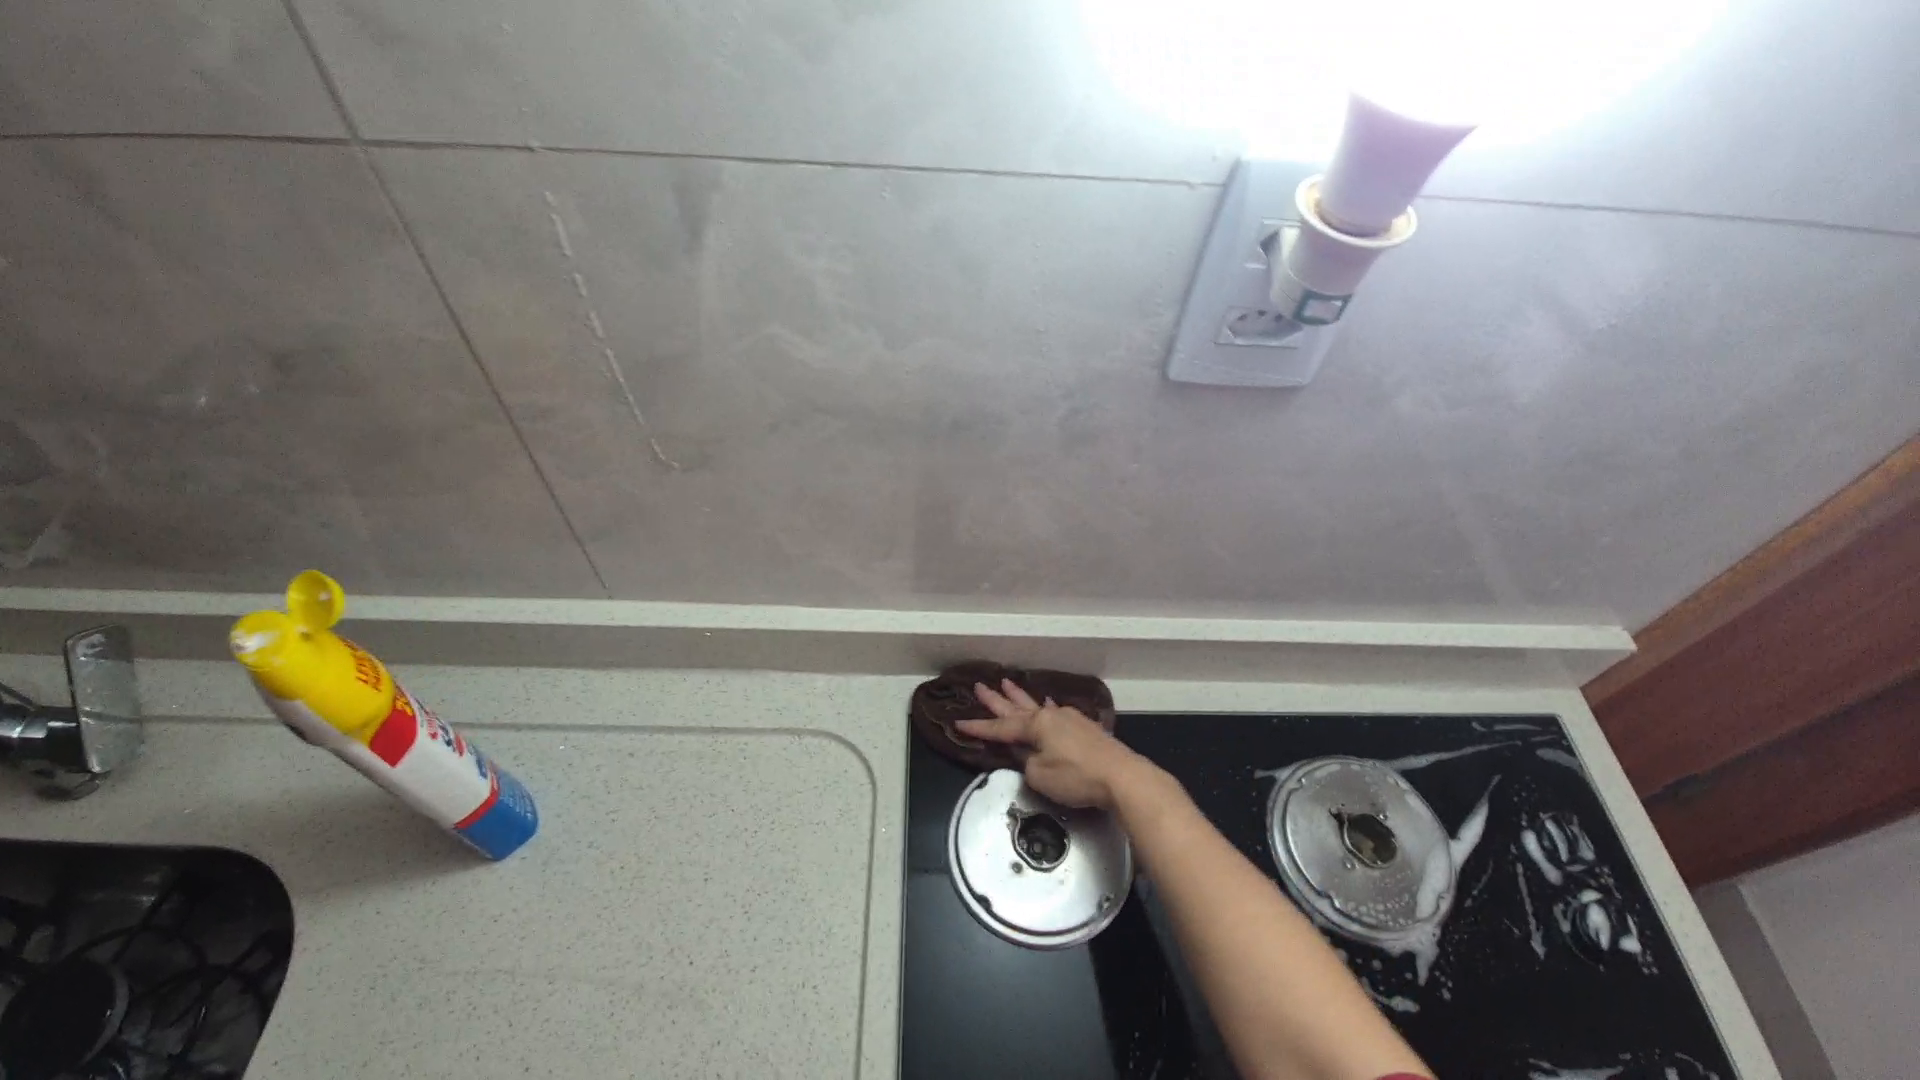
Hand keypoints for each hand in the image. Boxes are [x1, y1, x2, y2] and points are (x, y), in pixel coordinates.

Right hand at [955, 679, 1148, 810]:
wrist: (1122, 778)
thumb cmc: (1077, 777)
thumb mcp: (1040, 775)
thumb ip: (1027, 763)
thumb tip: (1029, 755)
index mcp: (1037, 725)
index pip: (1001, 728)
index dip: (979, 728)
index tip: (959, 723)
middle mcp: (1052, 716)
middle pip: (1018, 707)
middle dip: (997, 699)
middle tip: (980, 686)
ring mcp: (1071, 720)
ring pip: (1039, 705)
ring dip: (1021, 697)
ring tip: (1008, 684)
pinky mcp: (1087, 730)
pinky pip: (1059, 713)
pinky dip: (1048, 708)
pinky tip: (1050, 704)